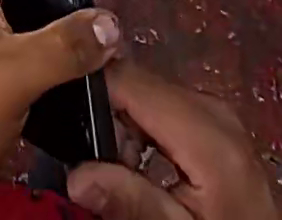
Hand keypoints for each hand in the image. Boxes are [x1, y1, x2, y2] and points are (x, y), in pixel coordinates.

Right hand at [67, 62, 281, 219]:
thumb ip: (132, 203)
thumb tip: (75, 175)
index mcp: (205, 132)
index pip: (127, 79)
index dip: (90, 94)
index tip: (66, 128)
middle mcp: (211, 107)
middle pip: (135, 83)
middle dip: (106, 117)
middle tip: (94, 167)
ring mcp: (215, 112)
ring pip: (145, 92)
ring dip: (121, 126)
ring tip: (118, 175)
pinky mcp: (215, 123)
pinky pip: (162, 107)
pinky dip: (141, 131)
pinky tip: (140, 169)